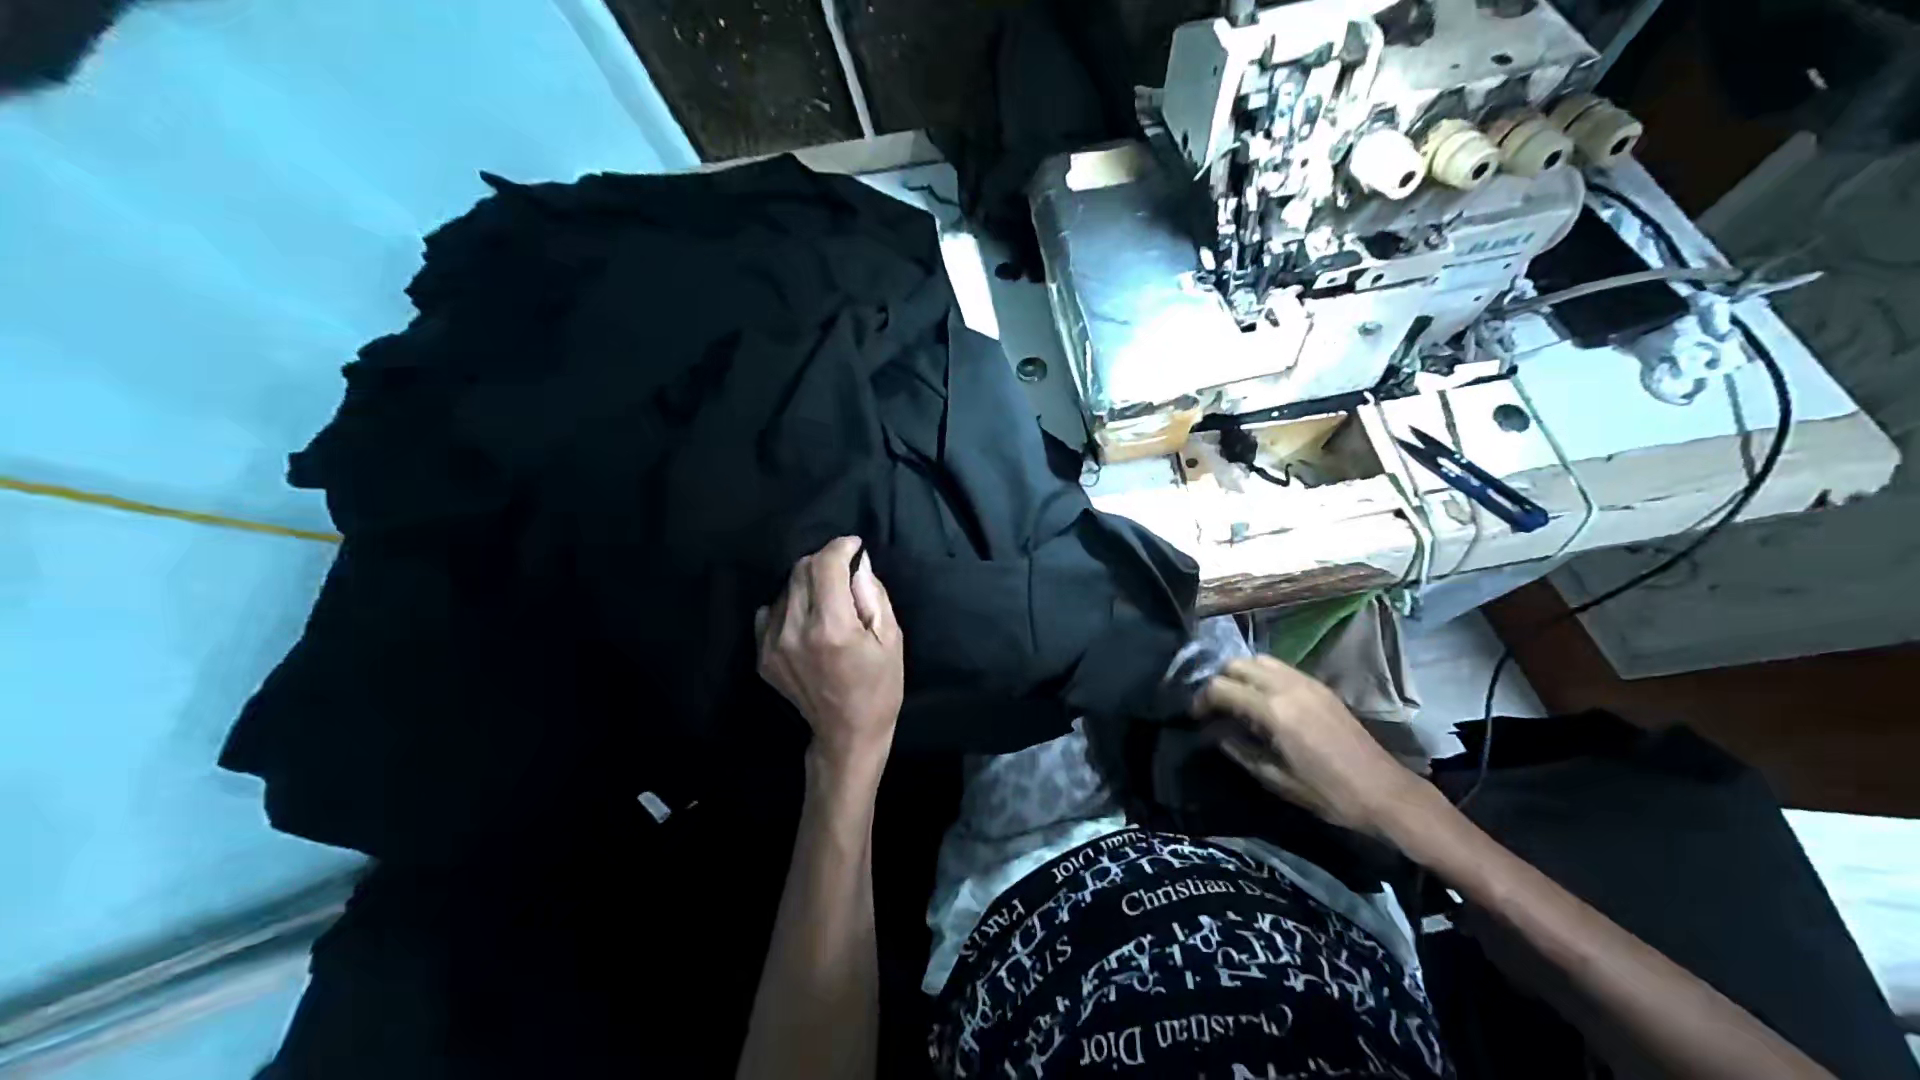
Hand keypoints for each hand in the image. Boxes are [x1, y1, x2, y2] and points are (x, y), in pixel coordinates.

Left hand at [756, 536, 904, 777]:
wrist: (846, 733)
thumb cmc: (879, 686)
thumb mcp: (890, 637)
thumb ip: (871, 593)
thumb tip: (857, 562)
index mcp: (831, 627)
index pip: (825, 565)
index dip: (841, 547)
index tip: (854, 547)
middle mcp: (795, 631)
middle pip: (801, 570)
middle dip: (825, 561)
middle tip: (844, 573)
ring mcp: (773, 644)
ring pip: (786, 587)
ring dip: (808, 583)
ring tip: (829, 601)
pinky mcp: (762, 655)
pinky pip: (771, 610)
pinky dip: (791, 604)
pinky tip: (808, 620)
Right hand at [1195, 655, 1431, 836]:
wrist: (1385, 792)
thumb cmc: (1328, 793)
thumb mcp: (1276, 778)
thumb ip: (1240, 750)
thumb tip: (1217, 733)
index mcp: (1274, 711)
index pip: (1222, 687)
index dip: (1201, 699)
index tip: (1196, 716)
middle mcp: (1288, 687)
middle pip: (1238, 665)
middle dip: (1219, 681)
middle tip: (1214, 706)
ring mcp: (1307, 683)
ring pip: (1260, 660)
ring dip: (1242, 674)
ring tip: (1237, 699)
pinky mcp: (1321, 688)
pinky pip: (1281, 668)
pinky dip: (1263, 676)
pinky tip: (1265, 700)